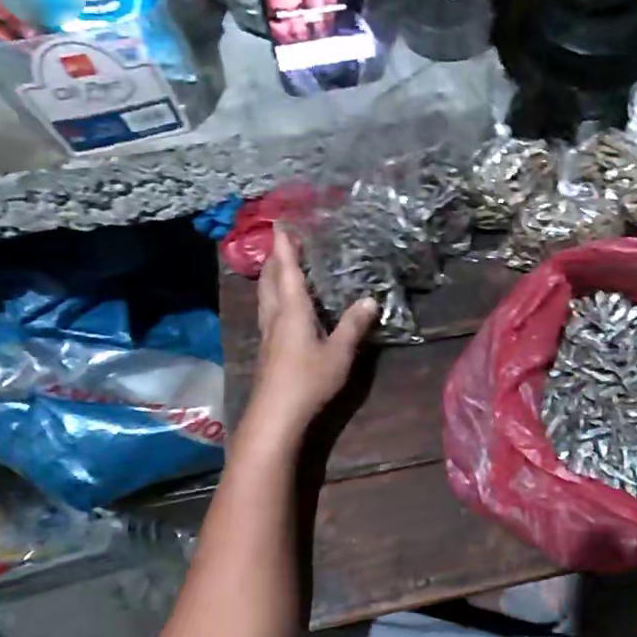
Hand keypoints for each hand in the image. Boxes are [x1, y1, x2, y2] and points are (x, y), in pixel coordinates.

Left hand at [244, 228, 376, 442]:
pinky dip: (274, 297)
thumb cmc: (308, 379)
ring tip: (279, 267)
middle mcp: (275, 316)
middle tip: (283, 242)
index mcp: (292, 310)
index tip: (280, 223)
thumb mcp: (339, 352)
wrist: (276, 414)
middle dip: (275, 258)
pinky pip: (268, 312)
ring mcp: (268, 333)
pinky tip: (282, 306)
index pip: (287, 269)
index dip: (284, 245)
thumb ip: (353, 325)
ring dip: (271, 277)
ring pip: (265, 296)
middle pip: (270, 279)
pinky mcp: (267, 349)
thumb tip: (370, 299)